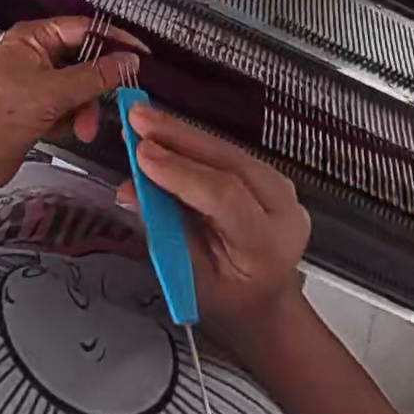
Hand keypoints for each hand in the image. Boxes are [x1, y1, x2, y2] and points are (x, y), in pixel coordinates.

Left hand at [0, 16, 142, 197]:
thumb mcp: (51, 93)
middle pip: (84, 60)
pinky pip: (68, 107)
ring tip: (81, 128)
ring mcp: (35, 83)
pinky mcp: (35, 109)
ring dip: (84, 108)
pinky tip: (64, 131)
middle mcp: (34, 56)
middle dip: (96, 86)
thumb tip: (127, 61)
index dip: (114, 40)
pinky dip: (72, 119)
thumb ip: (94, 76)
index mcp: (32, 38)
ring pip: (79, 88)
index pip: (83, 28)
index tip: (140, 54)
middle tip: (112, 100)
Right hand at [117, 101, 310, 334]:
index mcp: (266, 246)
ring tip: (141, 118)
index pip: (225, 198)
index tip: (141, 153)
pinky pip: (223, 148)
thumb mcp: (190, 277)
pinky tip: (161, 127)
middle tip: (136, 119)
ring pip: (224, 148)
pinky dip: (189, 137)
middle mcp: (282, 210)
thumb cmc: (226, 295)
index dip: (180, 171)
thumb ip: (163, 231)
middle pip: (227, 161)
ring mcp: (279, 187)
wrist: (263, 295)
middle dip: (176, 137)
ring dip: (179, 131)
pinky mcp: (266, 171)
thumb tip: (130, 189)